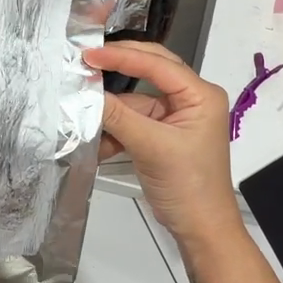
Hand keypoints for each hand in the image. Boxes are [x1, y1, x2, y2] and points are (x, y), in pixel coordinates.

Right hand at [87, 41, 243, 246]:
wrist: (200, 227)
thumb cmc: (189, 186)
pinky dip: (114, 131)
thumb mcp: (152, 147)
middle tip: (84, 62)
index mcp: (200, 95)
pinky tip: (96, 141)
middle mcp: (190, 100)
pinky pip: (132, 123)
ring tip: (81, 107)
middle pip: (148, 73)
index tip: (89, 55)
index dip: (121, 57)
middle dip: (116, 70)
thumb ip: (119, 117)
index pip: (157, 64)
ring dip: (110, 109)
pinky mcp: (160, 137)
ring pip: (134, 101)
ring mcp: (174, 119)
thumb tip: (86, 95)